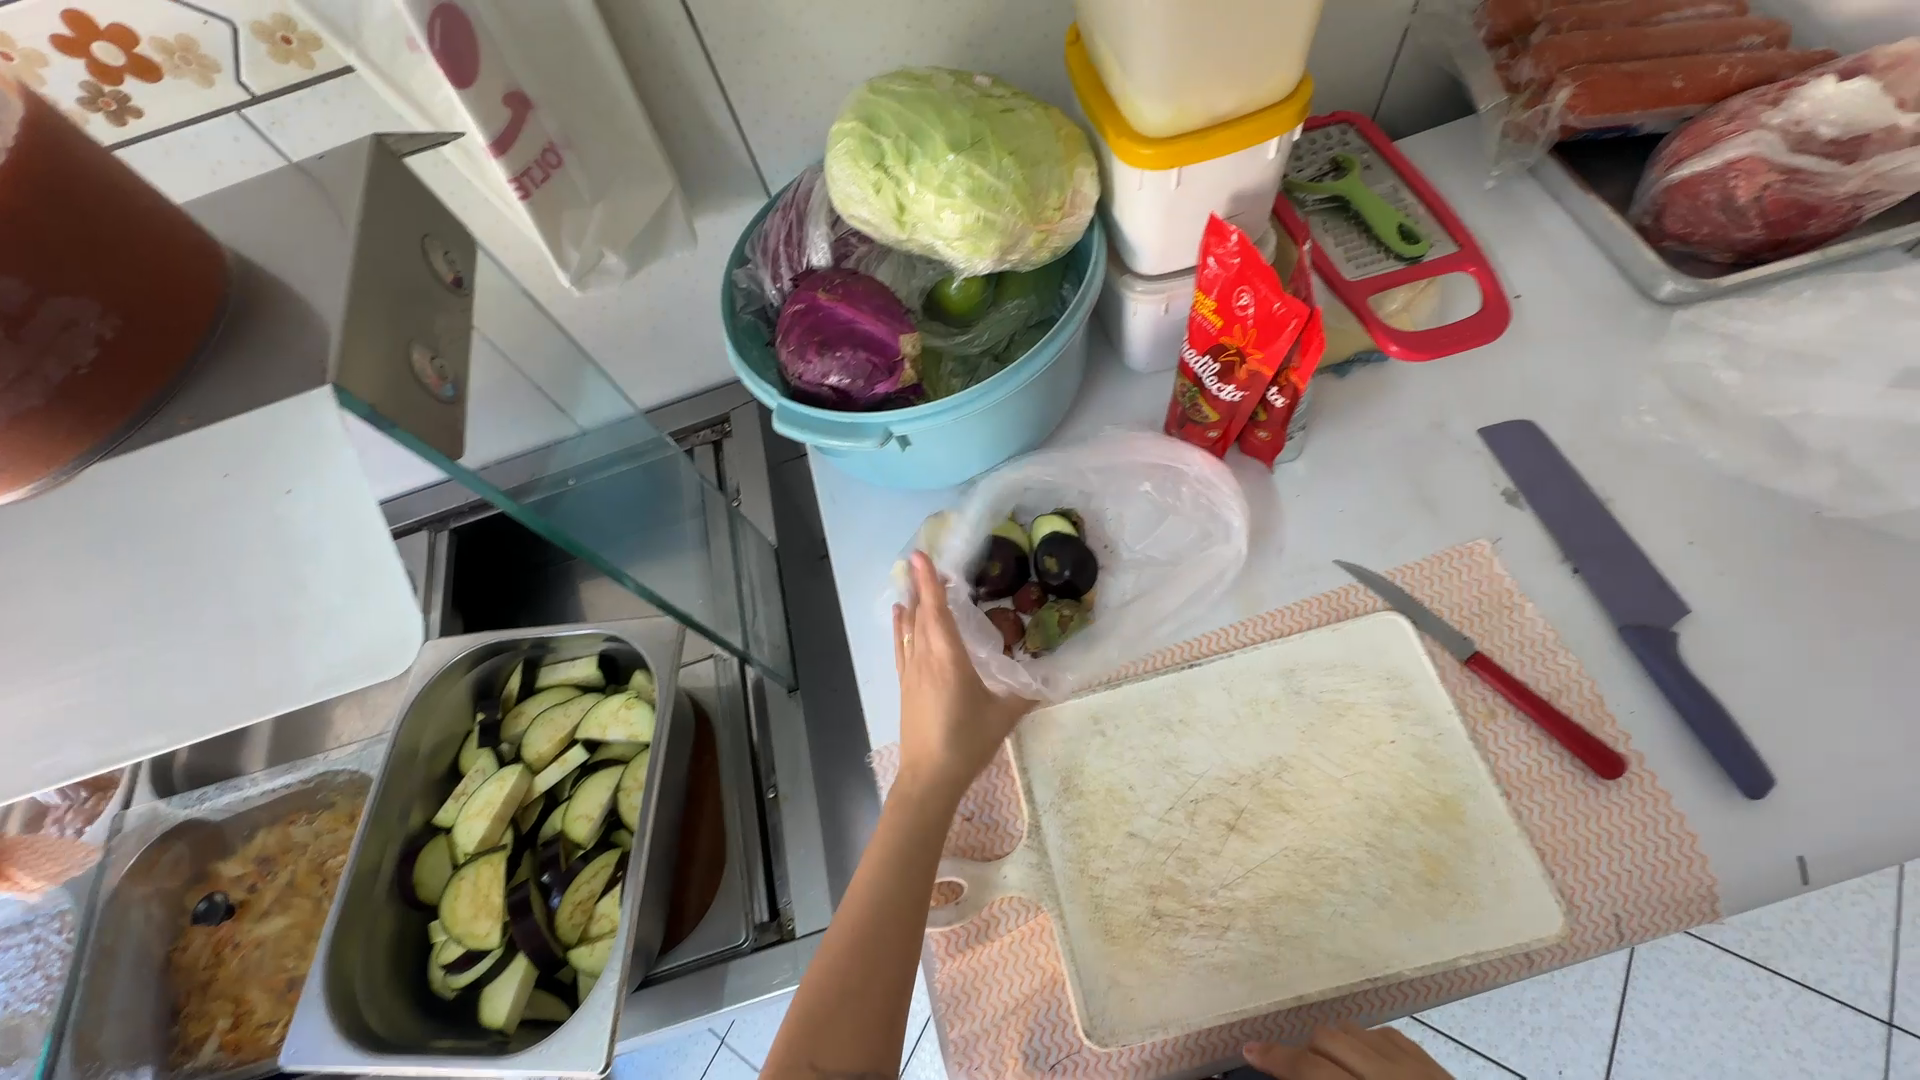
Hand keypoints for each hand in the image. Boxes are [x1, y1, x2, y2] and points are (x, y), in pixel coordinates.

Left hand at [894, 551, 1035, 805]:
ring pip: (908, 627)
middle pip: (920, 613)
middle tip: (925, 559)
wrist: (929, 777)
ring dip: (911, 601)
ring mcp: (911, 671)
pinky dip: (900, 625)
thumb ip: (1026, 691)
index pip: (937, 611)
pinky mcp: (905, 685)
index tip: (921, 555)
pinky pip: (901, 645)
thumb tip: (1051, 674)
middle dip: (922, 585)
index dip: (930, 581)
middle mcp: (925, 657)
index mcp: (949, 658)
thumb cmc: (967, 742)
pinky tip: (899, 614)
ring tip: (912, 578)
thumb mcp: (1004, 715)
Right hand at [1244, 1024, 1453, 1079]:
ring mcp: (1420, 1070)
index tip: (1250, 1051)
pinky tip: (1365, 1068)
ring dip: (1334, 1046)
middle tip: (1293, 1073)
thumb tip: (1297, 1074)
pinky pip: (1387, 1036)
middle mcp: (1392, 1079)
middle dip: (1304, 1053)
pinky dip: (1367, 1046)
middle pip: (1328, 1040)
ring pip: (1355, 1031)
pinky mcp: (1437, 1067)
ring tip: (1330, 1071)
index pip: (1311, 1070)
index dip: (1276, 1058)